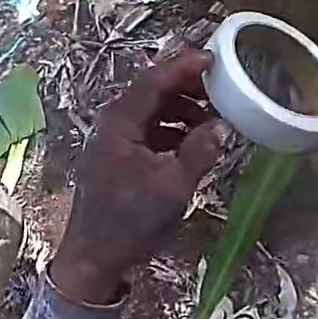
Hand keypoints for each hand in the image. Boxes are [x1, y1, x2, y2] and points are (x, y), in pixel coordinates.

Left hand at [50, 51, 228, 303]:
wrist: (95, 258)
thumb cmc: (130, 221)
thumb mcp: (173, 187)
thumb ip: (199, 152)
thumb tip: (223, 126)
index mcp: (120, 124)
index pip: (153, 81)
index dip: (184, 66)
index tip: (214, 59)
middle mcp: (114, 124)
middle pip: (153, 91)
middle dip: (188, 87)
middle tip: (221, 88)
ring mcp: (116, 141)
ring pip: (154, 111)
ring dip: (184, 109)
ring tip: (213, 118)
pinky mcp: (122, 157)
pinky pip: (152, 130)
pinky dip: (175, 130)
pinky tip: (196, 142)